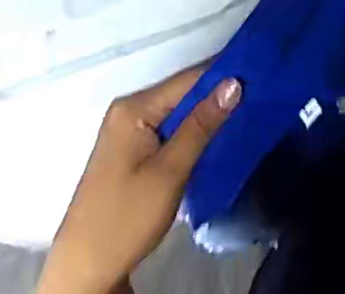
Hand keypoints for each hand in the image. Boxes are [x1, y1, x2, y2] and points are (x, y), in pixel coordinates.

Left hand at [37, 68, 240, 293]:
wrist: (85, 271)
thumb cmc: (126, 218)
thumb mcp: (169, 172)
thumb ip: (201, 125)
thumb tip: (233, 83)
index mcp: (134, 108)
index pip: (188, 79)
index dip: (223, 75)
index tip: (259, 73)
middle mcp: (128, 110)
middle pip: (181, 93)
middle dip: (216, 95)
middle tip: (258, 94)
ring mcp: (127, 130)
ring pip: (176, 111)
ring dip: (205, 114)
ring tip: (246, 111)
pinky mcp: (131, 150)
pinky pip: (167, 128)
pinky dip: (190, 131)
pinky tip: (215, 136)